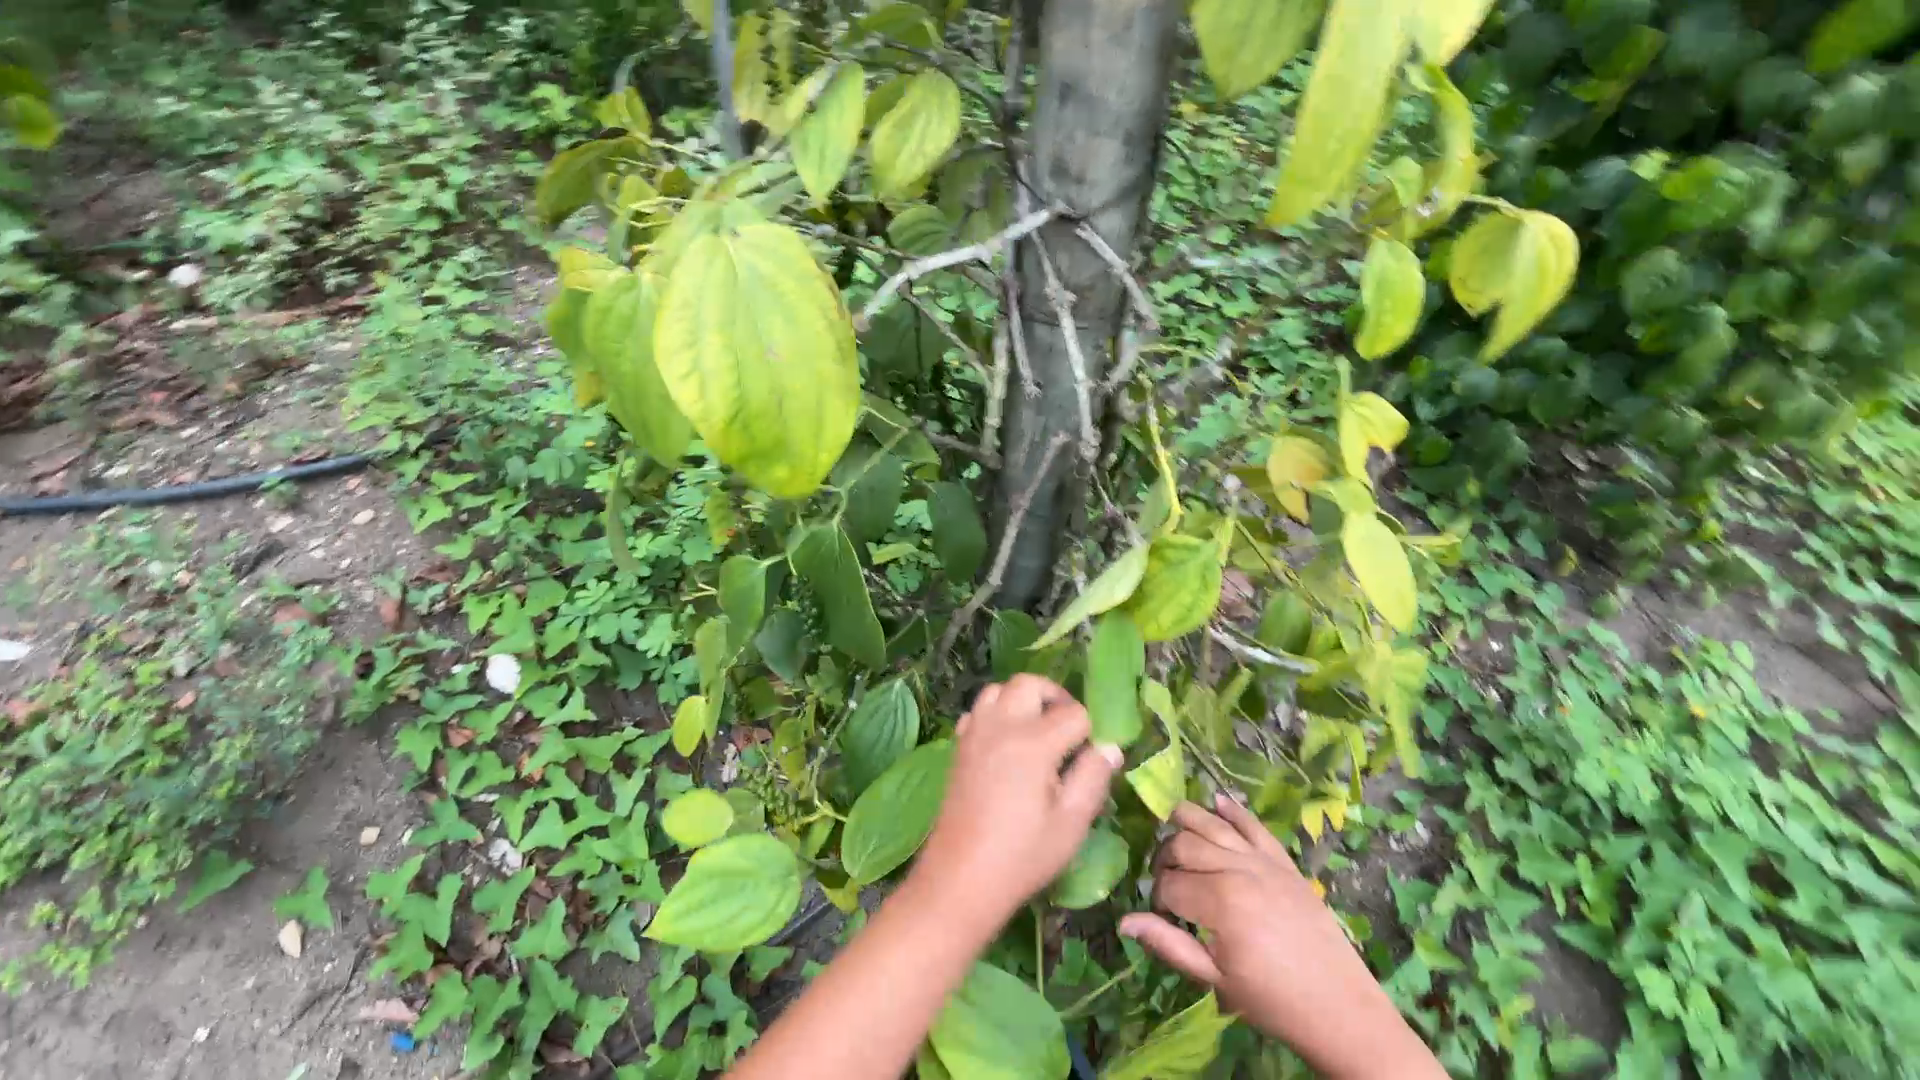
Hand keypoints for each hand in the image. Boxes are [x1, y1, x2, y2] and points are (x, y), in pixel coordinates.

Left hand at [909, 676, 1121, 924]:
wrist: (961, 879)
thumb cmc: (1022, 856)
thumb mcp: (1070, 823)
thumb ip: (1092, 777)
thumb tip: (1110, 747)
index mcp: (1034, 743)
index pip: (1074, 714)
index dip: (1091, 730)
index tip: (1095, 756)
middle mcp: (1001, 726)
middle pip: (1030, 684)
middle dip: (1055, 697)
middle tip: (1070, 729)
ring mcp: (974, 734)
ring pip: (998, 690)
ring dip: (1022, 700)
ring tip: (1039, 731)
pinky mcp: (958, 748)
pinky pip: (978, 711)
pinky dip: (995, 714)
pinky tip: (1007, 744)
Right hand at [1120, 796, 1442, 1079]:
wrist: (1339, 1007)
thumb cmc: (1272, 1000)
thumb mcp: (1216, 980)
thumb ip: (1169, 945)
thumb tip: (1124, 921)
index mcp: (1220, 903)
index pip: (1169, 884)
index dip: (1157, 898)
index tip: (1159, 915)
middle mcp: (1239, 870)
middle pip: (1185, 844)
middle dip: (1164, 858)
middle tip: (1164, 882)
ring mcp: (1264, 861)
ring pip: (1213, 824)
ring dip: (1187, 820)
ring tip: (1171, 830)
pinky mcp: (1284, 862)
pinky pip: (1254, 826)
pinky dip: (1234, 810)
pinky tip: (1215, 800)